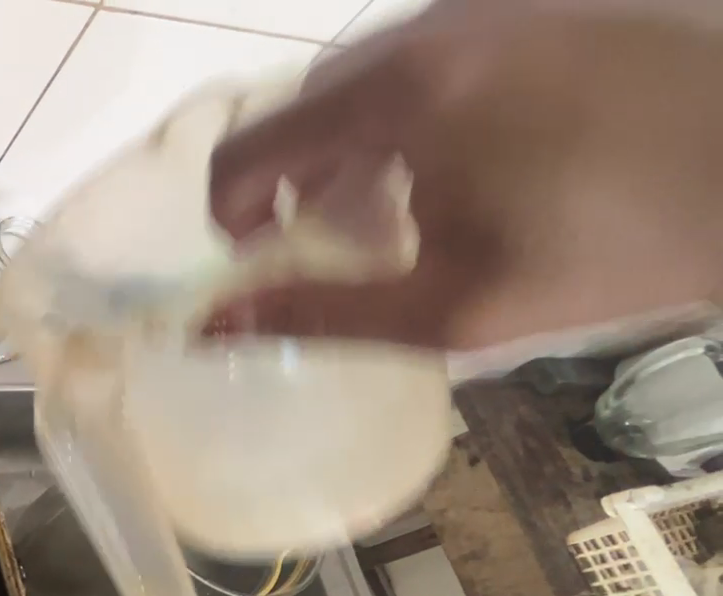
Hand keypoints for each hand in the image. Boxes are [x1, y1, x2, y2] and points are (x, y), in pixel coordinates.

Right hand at [208, 3, 722, 349]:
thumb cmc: (621, 244)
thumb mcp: (446, 310)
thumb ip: (311, 318)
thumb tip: (207, 329)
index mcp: (401, 93)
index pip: (247, 150)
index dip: (230, 214)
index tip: (265, 257)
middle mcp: (436, 27)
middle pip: (299, 109)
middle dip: (287, 180)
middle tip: (328, 237)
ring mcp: (498, 5)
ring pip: (358, 78)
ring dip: (341, 146)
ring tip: (391, 202)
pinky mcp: (545, 3)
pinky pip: (425, 56)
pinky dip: (401, 112)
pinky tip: (453, 158)